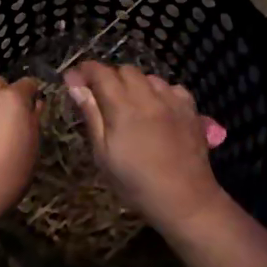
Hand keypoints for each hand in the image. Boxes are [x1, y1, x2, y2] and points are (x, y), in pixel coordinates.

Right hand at [65, 62, 228, 228]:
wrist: (184, 197)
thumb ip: (91, 115)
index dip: (86, 70)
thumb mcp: (103, 154)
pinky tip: (157, 110)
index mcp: (124, 108)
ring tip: (131, 106)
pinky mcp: (191, 107)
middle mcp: (149, 96)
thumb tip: (75, 84)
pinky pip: (171, 87)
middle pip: (126, 70)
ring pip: (149, 77)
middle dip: (110, 77)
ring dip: (135, 84)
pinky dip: (160, 92)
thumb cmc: (135, 183)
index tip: (75, 78)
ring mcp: (173, 99)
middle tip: (102, 97)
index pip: (102, 73)